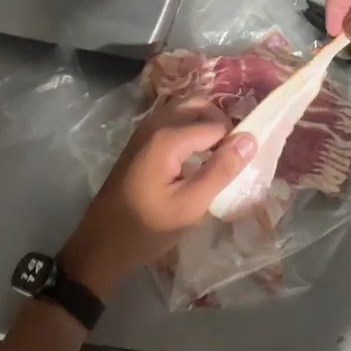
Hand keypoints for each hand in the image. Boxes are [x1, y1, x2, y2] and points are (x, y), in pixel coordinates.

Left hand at [59, 98, 256, 293]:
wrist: (100, 245)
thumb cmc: (146, 229)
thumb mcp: (190, 206)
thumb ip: (221, 171)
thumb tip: (250, 139)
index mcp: (168, 138)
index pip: (215, 124)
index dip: (234, 140)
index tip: (243, 164)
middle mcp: (155, 124)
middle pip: (198, 105)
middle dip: (220, 122)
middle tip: (233, 154)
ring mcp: (144, 131)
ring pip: (183, 110)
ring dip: (204, 123)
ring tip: (218, 155)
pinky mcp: (140, 142)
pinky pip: (171, 121)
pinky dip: (189, 129)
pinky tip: (196, 158)